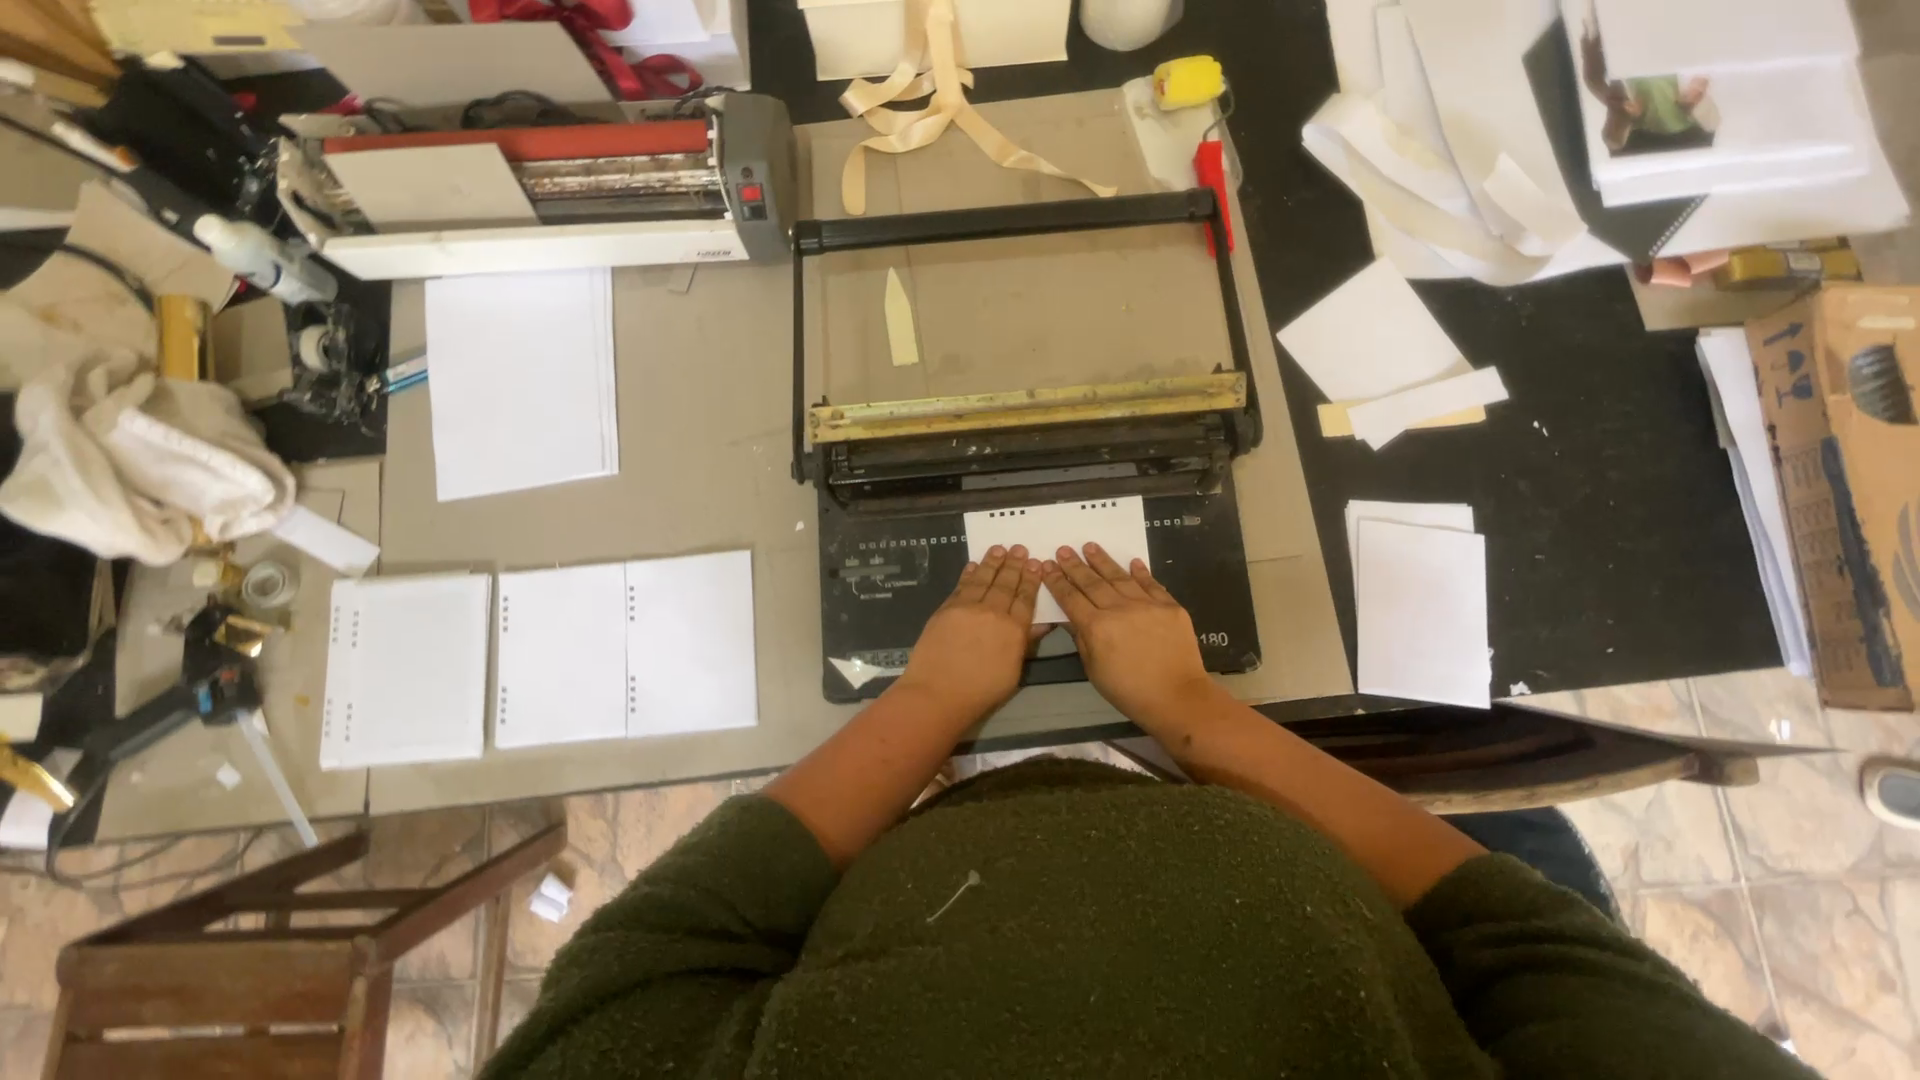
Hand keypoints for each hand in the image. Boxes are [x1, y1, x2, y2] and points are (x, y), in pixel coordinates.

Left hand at [892, 545, 1046, 723]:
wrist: (937, 693)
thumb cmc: (980, 692)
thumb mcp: (1013, 673)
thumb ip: (1025, 644)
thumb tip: (1040, 624)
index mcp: (1013, 630)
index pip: (1025, 599)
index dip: (1031, 581)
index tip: (1036, 564)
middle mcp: (992, 613)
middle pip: (1005, 584)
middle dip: (1014, 565)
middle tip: (1020, 548)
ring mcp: (966, 608)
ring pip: (982, 579)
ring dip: (992, 563)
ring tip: (999, 549)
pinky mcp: (945, 609)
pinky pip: (961, 586)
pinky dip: (969, 574)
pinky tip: (973, 565)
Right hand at [1043, 543, 1218, 728]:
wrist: (1176, 696)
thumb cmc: (1128, 691)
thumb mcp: (1094, 669)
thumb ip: (1082, 639)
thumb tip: (1071, 617)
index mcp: (1097, 627)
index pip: (1071, 598)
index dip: (1058, 582)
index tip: (1048, 565)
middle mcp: (1119, 609)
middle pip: (1092, 583)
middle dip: (1075, 565)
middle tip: (1064, 550)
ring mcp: (1147, 605)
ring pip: (1120, 577)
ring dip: (1103, 561)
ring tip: (1090, 546)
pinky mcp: (1170, 606)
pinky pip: (1152, 584)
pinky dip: (1141, 572)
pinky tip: (1132, 562)